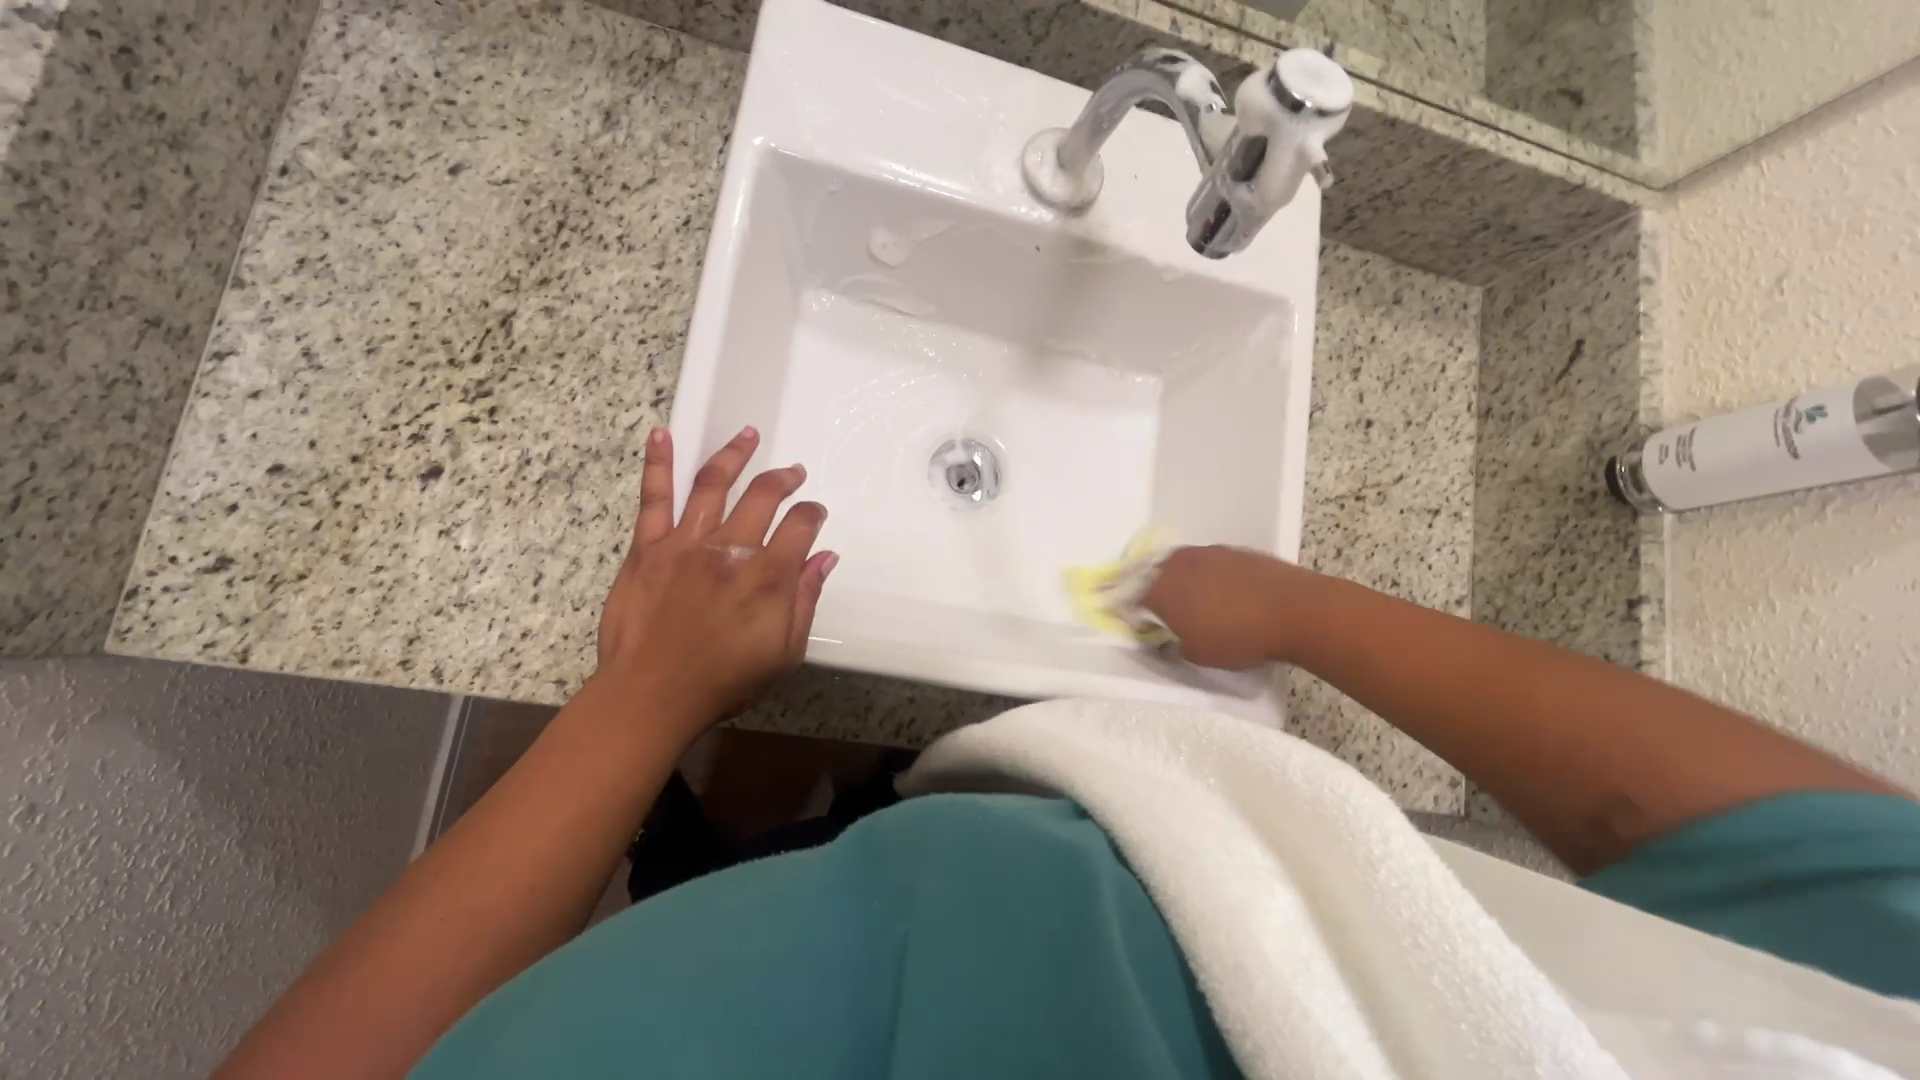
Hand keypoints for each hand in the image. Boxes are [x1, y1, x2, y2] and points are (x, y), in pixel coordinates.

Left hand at [593, 425, 836, 735]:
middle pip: (763, 494)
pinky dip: (658, 463)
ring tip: (747, 434)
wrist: (652, 694)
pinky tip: (661, 434)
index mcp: (769, 575)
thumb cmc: (724, 681)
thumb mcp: (785, 652)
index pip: (801, 524)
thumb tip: (825, 557)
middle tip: (792, 472)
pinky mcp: (648, 547)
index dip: (812, 512)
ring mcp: (686, 543)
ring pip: (714, 482)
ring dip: (734, 454)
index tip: (814, 513)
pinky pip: (654, 497)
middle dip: (783, 478)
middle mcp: (731, 548)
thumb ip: (805, 599)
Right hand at [1143, 546, 1303, 669]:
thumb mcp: (1197, 655)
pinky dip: (1211, 576)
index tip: (1144, 628)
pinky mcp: (1235, 550)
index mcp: (1160, 590)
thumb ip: (1174, 643)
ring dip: (1185, 582)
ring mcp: (1208, 552)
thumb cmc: (1239, 638)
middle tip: (1170, 615)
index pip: (1131, 600)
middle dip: (1157, 593)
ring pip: (1184, 566)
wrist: (1296, 610)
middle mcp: (1178, 564)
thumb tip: (1169, 638)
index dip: (1134, 615)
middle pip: (1155, 576)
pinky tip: (1227, 594)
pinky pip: (1211, 563)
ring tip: (1200, 604)